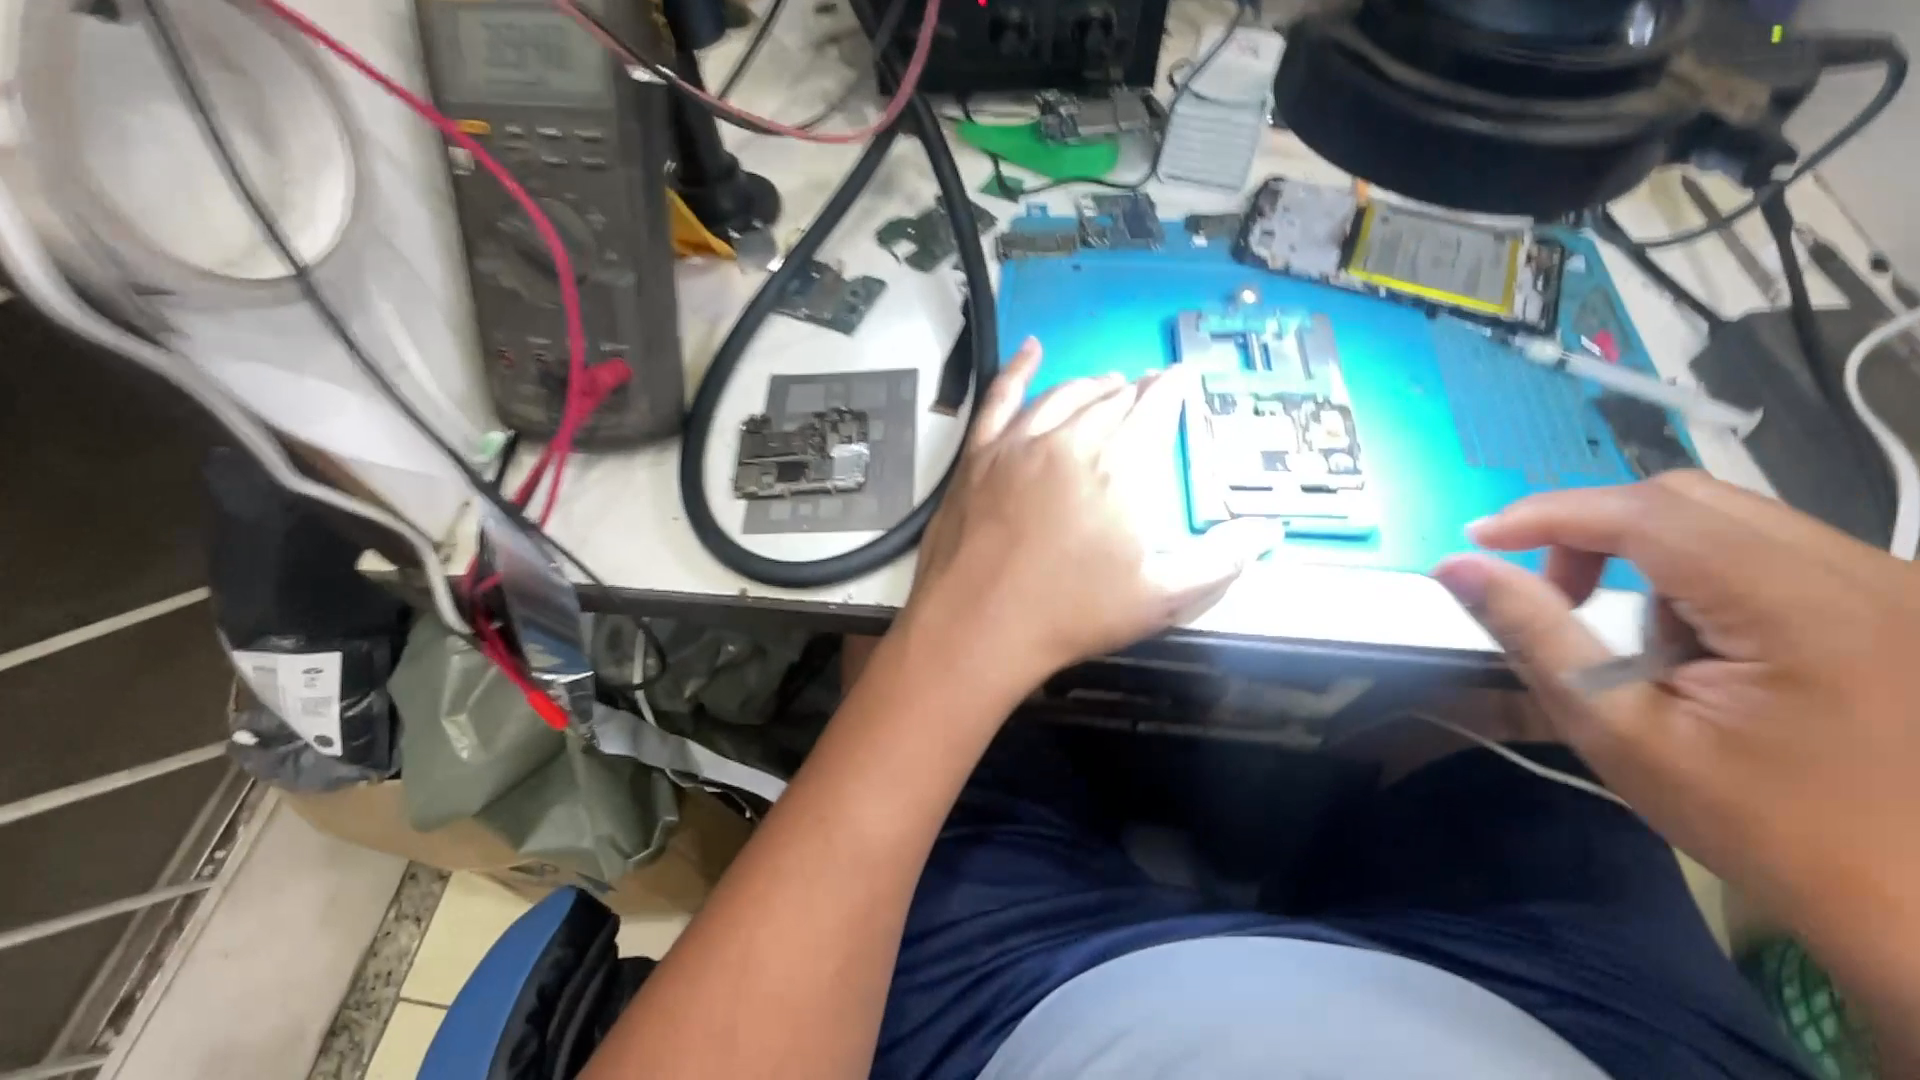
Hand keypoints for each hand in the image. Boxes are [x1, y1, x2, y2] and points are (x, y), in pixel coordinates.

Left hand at [903, 339, 1271, 689]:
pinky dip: (1018, 369)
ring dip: (1092, 385)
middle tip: (1146, 389)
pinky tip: (1032, 350)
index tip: (1182, 379)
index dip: (1172, 391)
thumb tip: (1269, 530)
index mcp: (1120, 468)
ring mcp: (1020, 443)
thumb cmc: (1073, 615)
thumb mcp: (1160, 598)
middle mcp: (1072, 441)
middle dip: (1136, 390)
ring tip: (1107, 382)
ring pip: (1064, 395)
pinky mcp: (980, 454)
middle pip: (1111, 400)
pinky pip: (1001, 397)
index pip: (1154, 410)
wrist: (979, 626)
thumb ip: (1218, 560)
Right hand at [1431, 471, 1919, 933]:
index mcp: (1804, 607)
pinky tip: (1701, 648)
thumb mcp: (1623, 733)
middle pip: (1688, 499)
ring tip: (1640, 648)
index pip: (1648, 514)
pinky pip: (1769, 548)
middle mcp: (1866, 572)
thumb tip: (1458, 566)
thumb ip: (1537, 636)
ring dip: (1649, 558)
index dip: (1550, 514)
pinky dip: (1702, 576)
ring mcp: (1893, 583)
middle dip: (1595, 530)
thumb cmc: (1762, 827)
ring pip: (1727, 518)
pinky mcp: (1896, 600)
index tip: (1478, 538)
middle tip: (1549, 594)